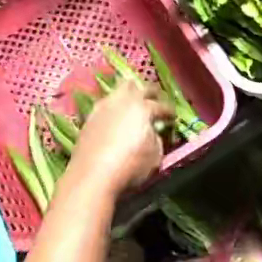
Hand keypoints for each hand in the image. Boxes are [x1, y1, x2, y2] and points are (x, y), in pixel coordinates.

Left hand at [63, 79, 167, 197]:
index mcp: (143, 108)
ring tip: (134, 106)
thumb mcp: (155, 155)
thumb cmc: (130, 166)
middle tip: (155, 103)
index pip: (161, 105)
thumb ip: (156, 138)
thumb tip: (152, 132)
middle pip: (139, 86)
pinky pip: (106, 104)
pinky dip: (115, 107)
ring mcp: (103, 106)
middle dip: (150, 93)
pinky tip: (116, 117)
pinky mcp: (89, 117)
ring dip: (129, 95)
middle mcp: (123, 101)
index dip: (169, 111)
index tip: (173, 117)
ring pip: (119, 90)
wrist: (93, 175)